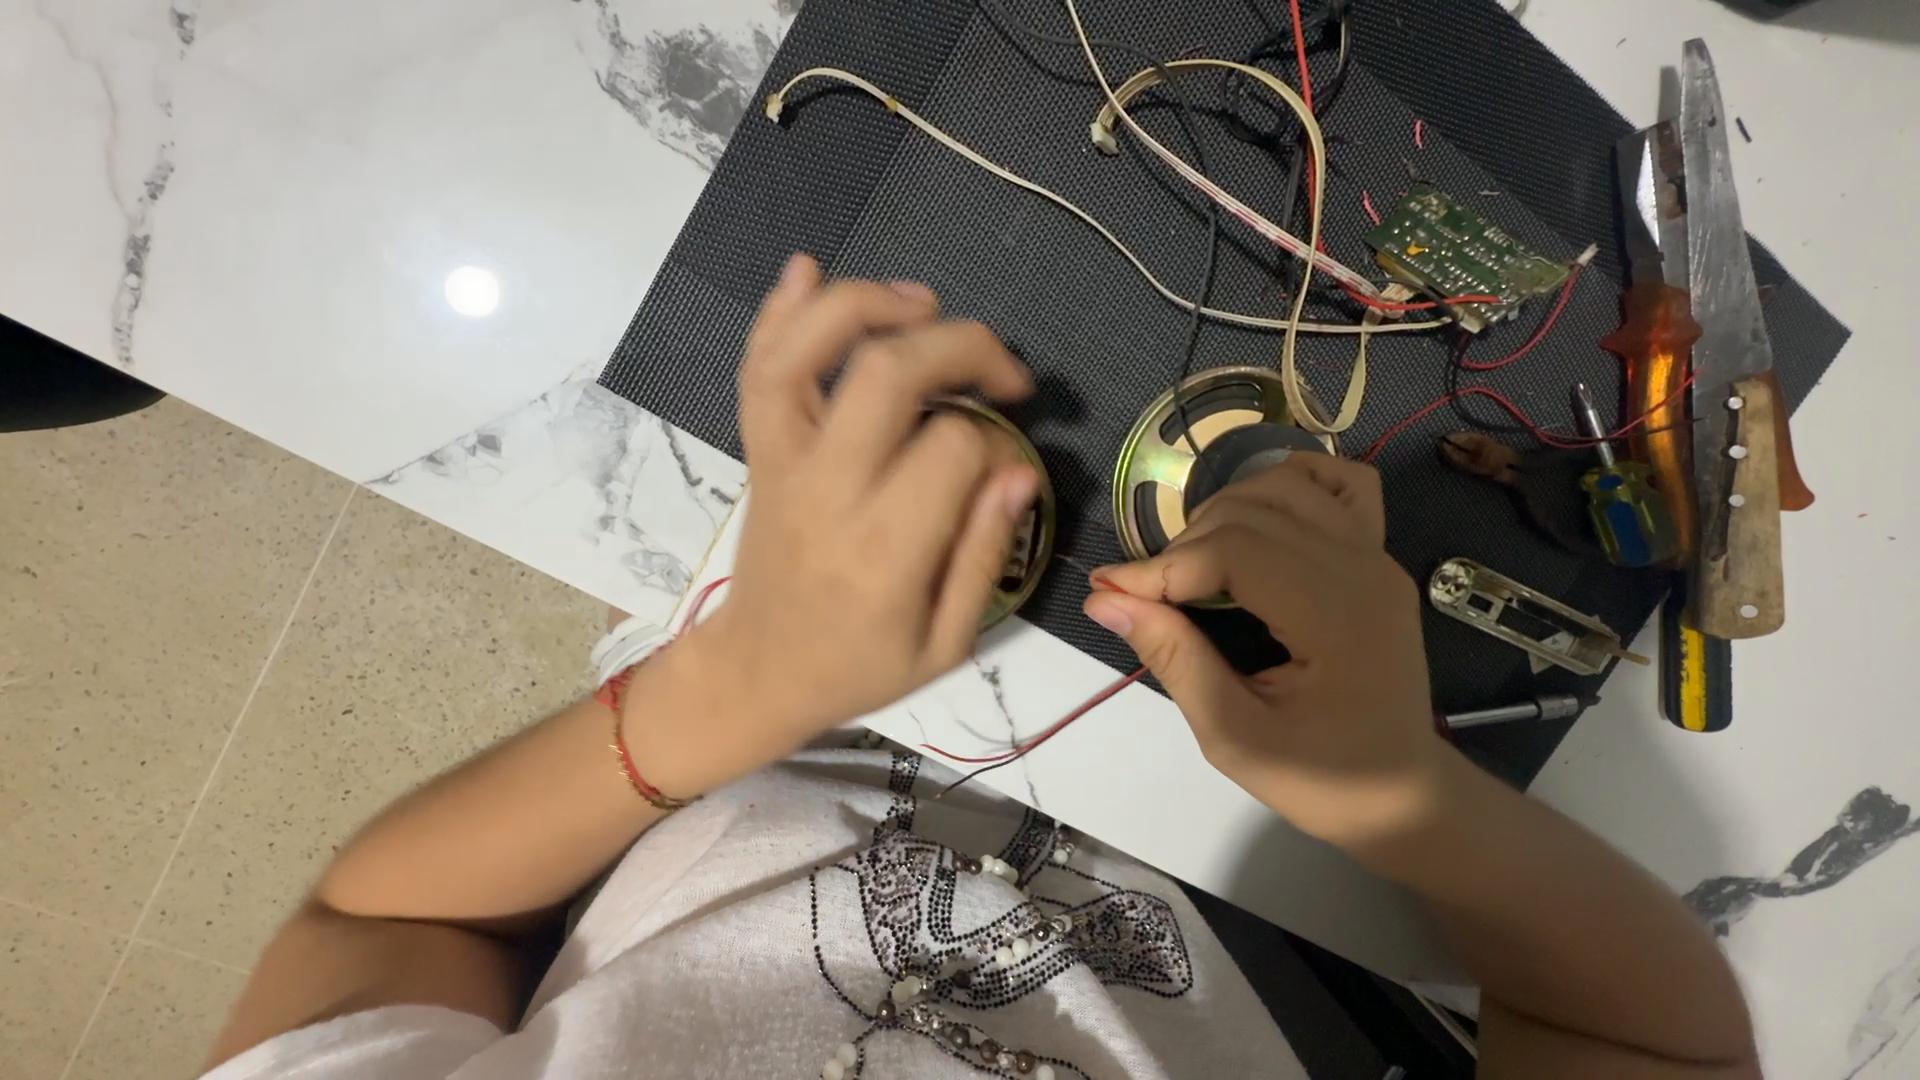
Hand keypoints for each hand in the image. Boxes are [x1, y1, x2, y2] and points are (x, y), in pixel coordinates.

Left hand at [691, 254, 1037, 743]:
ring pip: (806, 353)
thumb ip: (984, 556)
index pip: (953, 445)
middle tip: (1002, 371)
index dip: (998, 440)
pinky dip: (778, 312)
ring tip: (924, 302)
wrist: (757, 674)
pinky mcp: (760, 453)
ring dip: (866, 305)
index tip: (1007, 466)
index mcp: (884, 550)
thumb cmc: (858, 668)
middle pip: (888, 374)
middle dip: (960, 346)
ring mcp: (783, 464)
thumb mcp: (945, 644)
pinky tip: (807, 270)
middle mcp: (827, 491)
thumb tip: (1018, 472)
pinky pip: (758, 370)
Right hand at [1081, 454, 1447, 858]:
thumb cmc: (1320, 777)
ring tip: (1195, 567)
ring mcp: (1376, 555)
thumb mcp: (1232, 735)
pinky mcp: (1377, 554)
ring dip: (1222, 513)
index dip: (1159, 568)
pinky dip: (1289, 484)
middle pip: (1249, 512)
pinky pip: (1338, 485)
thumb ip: (1173, 657)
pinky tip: (1257, 516)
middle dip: (1182, 548)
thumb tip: (1103, 600)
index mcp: (1335, 618)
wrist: (1402, 794)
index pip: (1231, 552)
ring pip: (1282, 485)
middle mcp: (1362, 568)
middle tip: (1151, 599)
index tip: (1109, 594)